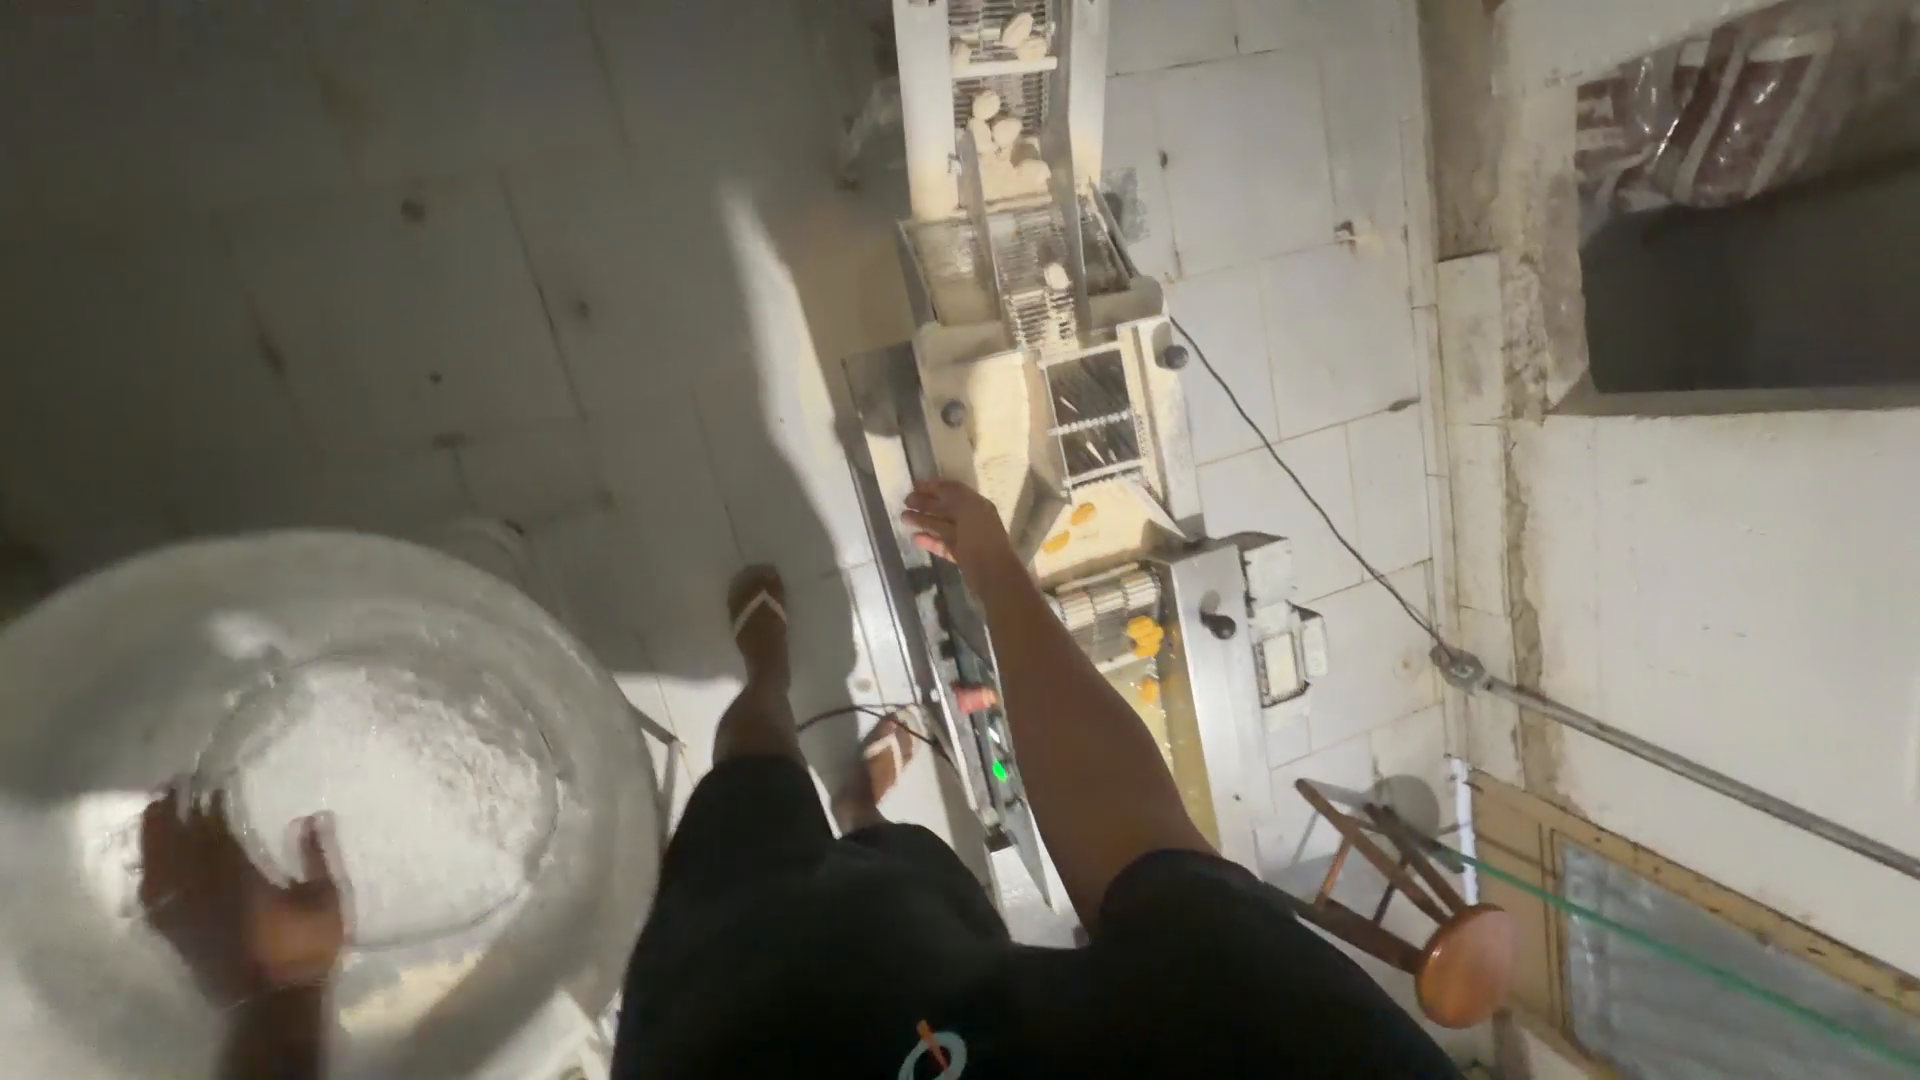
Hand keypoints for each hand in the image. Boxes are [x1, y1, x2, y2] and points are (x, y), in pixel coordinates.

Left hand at [138, 785, 346, 1004]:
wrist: (274, 998)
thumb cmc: (308, 945)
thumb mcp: (327, 897)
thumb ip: (316, 856)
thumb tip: (311, 816)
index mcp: (245, 882)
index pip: (219, 837)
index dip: (212, 809)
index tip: (211, 783)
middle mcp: (207, 895)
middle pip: (181, 848)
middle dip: (174, 814)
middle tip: (172, 784)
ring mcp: (187, 916)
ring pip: (160, 870)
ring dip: (155, 839)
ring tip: (155, 811)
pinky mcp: (177, 934)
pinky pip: (153, 899)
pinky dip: (148, 875)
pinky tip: (148, 864)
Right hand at [901, 479, 1019, 581]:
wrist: (993, 573)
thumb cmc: (980, 537)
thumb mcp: (967, 508)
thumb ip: (952, 495)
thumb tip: (936, 488)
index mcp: (976, 505)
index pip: (952, 490)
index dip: (933, 486)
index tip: (913, 486)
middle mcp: (972, 519)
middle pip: (945, 508)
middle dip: (925, 503)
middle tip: (905, 502)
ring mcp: (967, 539)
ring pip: (942, 526)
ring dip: (923, 520)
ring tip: (903, 518)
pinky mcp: (961, 556)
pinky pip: (943, 545)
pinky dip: (929, 540)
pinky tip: (914, 538)